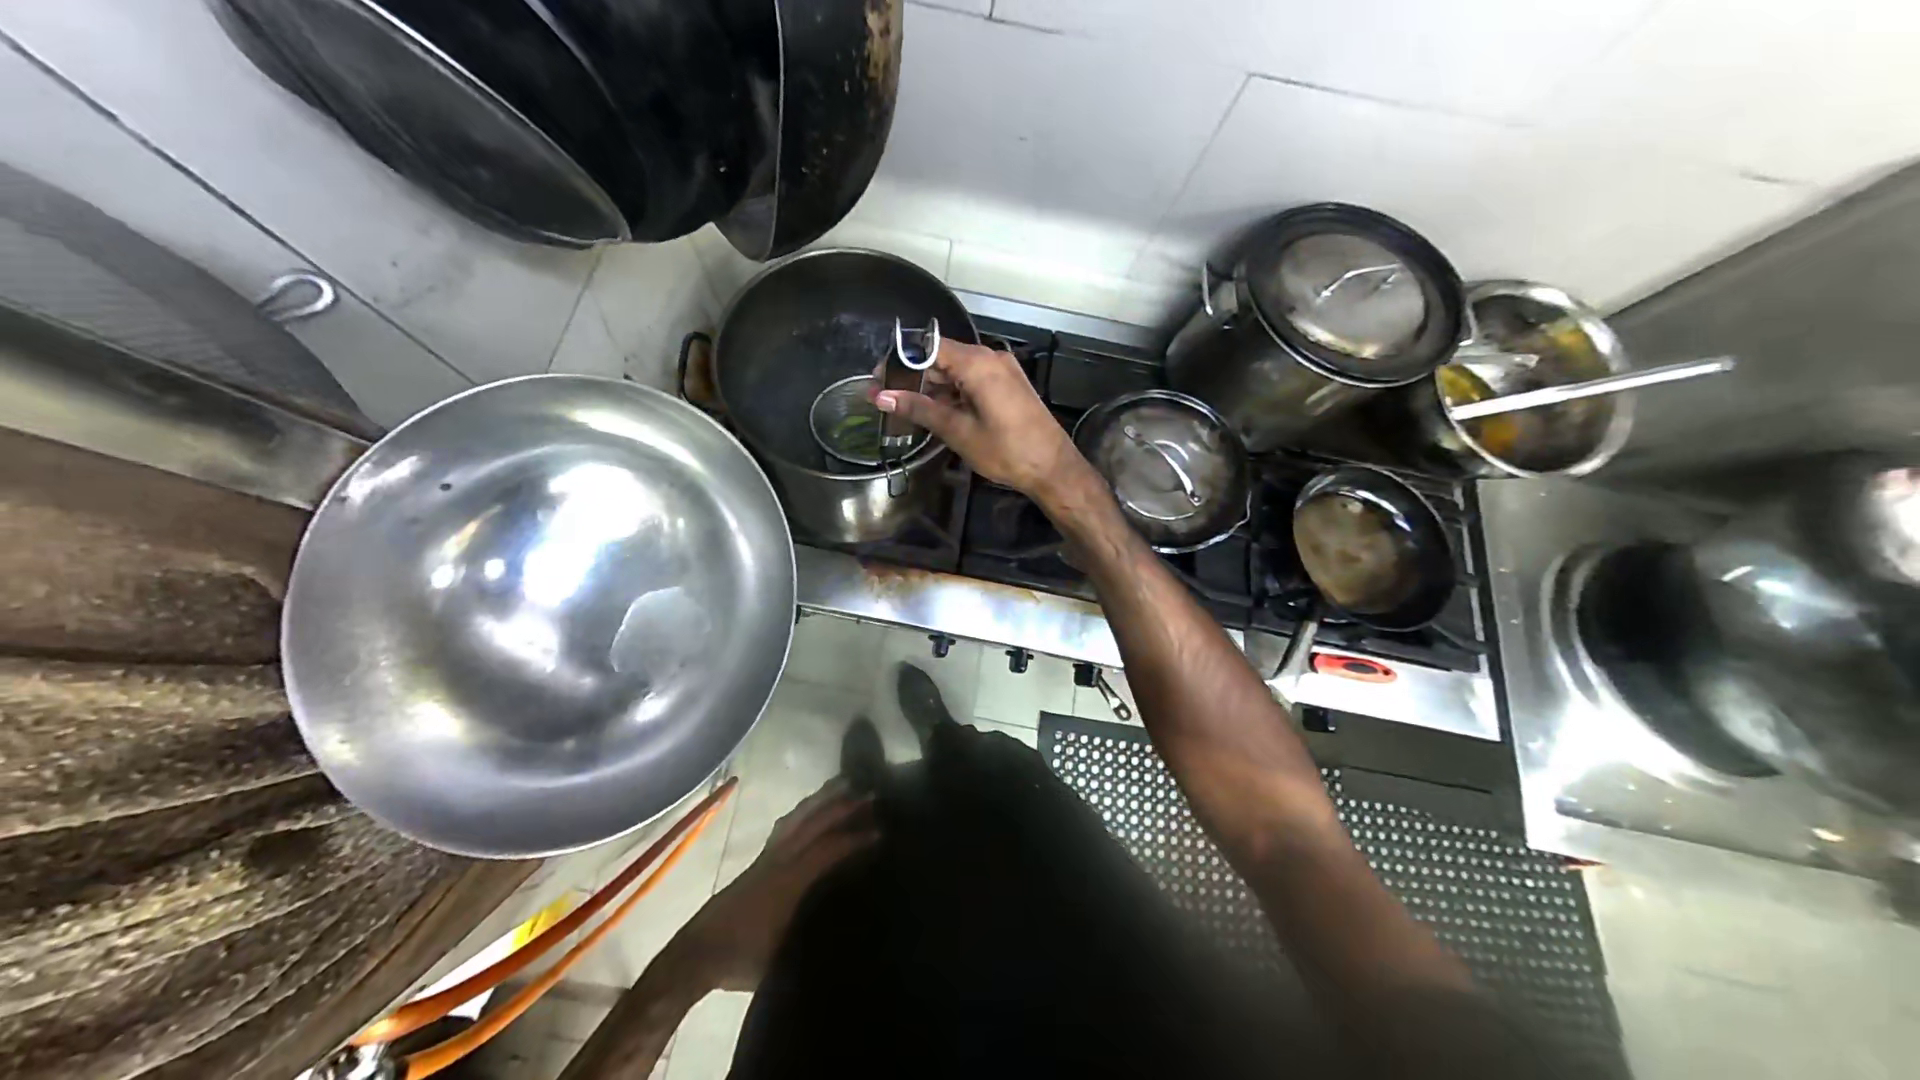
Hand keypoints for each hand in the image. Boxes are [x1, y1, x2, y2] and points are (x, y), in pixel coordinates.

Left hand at [659, 780, 877, 992]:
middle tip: (870, 795)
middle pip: (814, 823)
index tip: (880, 831)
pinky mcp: (758, 861)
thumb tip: (851, 944)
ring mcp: (766, 858)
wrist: (696, 954)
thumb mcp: (783, 963)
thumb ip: (815, 947)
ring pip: (798, 818)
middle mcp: (779, 861)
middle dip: (843, 806)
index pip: (827, 850)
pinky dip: (804, 811)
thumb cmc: (742, 959)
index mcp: (789, 882)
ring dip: (822, 800)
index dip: (854, 839)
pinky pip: (786, 825)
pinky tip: (810, 809)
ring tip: (843, 784)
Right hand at [871, 339, 1099, 507]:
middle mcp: (990, 358)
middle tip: (886, 398)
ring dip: (931, 387)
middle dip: (912, 376)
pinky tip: (934, 411)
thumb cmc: (1006, 450)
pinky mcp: (1007, 386)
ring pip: (956, 370)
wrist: (1053, 467)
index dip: (899, 361)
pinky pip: (972, 380)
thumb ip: (919, 409)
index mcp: (978, 363)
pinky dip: (952, 393)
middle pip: (942, 357)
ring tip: (904, 408)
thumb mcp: (958, 431)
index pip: (928, 347)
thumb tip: (882, 397)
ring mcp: (1002, 371)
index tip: (878, 380)